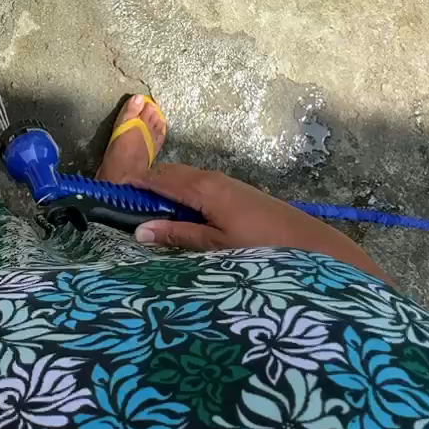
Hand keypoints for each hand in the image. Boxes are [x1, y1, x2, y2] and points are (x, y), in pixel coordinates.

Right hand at [99, 158, 392, 282]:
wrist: (321, 253)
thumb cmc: (265, 251)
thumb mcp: (217, 249)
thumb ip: (178, 236)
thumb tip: (139, 229)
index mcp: (203, 187)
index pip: (158, 177)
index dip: (133, 183)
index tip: (108, 194)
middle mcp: (214, 179)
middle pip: (171, 175)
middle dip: (146, 186)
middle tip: (121, 207)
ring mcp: (229, 185)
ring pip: (186, 182)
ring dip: (165, 193)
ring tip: (145, 215)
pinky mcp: (240, 196)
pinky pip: (200, 189)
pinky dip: (183, 198)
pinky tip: (180, 219)